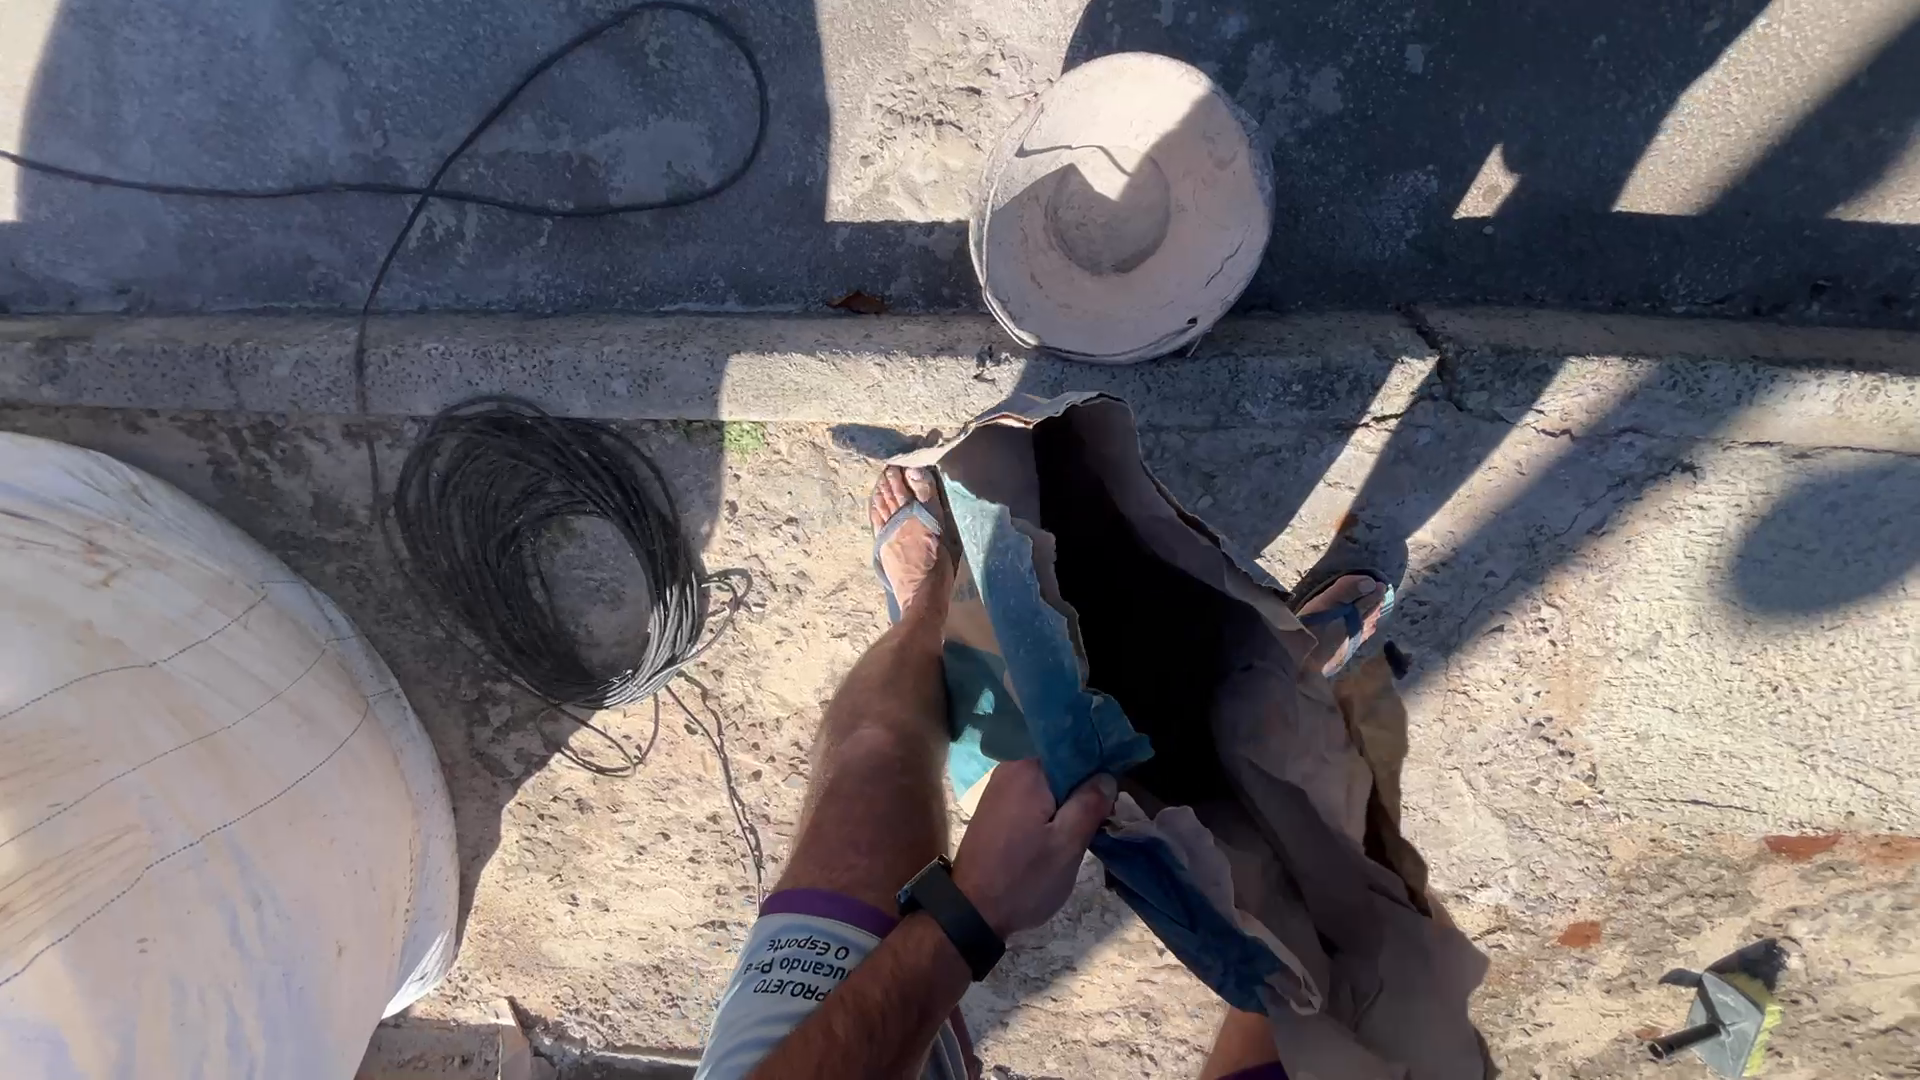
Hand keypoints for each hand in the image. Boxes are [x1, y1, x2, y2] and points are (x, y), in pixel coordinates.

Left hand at [951, 759, 1116, 937]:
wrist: (972, 910)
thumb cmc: (1023, 877)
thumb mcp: (1067, 845)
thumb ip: (1089, 805)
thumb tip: (1106, 777)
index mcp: (1028, 770)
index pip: (1073, 752)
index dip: (1098, 768)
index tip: (1116, 789)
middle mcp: (1010, 769)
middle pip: (1059, 767)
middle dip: (1083, 786)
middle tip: (1106, 813)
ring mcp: (999, 788)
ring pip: (1046, 784)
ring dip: (1067, 800)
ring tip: (1089, 824)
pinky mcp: (995, 807)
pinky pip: (1031, 796)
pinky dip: (1049, 808)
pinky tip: (1062, 830)